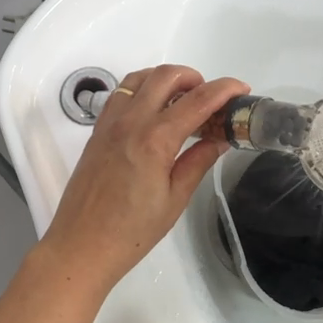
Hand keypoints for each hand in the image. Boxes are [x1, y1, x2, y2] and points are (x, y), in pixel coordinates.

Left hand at [40, 65, 250, 292]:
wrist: (81, 246)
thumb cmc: (132, 232)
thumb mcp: (175, 199)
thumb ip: (198, 161)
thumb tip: (220, 139)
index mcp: (155, 140)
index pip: (197, 100)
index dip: (224, 89)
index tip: (242, 89)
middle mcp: (131, 121)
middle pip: (166, 76)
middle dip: (195, 77)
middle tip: (211, 98)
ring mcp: (110, 123)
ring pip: (140, 77)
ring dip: (166, 79)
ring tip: (183, 100)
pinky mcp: (98, 130)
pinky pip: (122, 93)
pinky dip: (143, 89)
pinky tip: (155, 111)